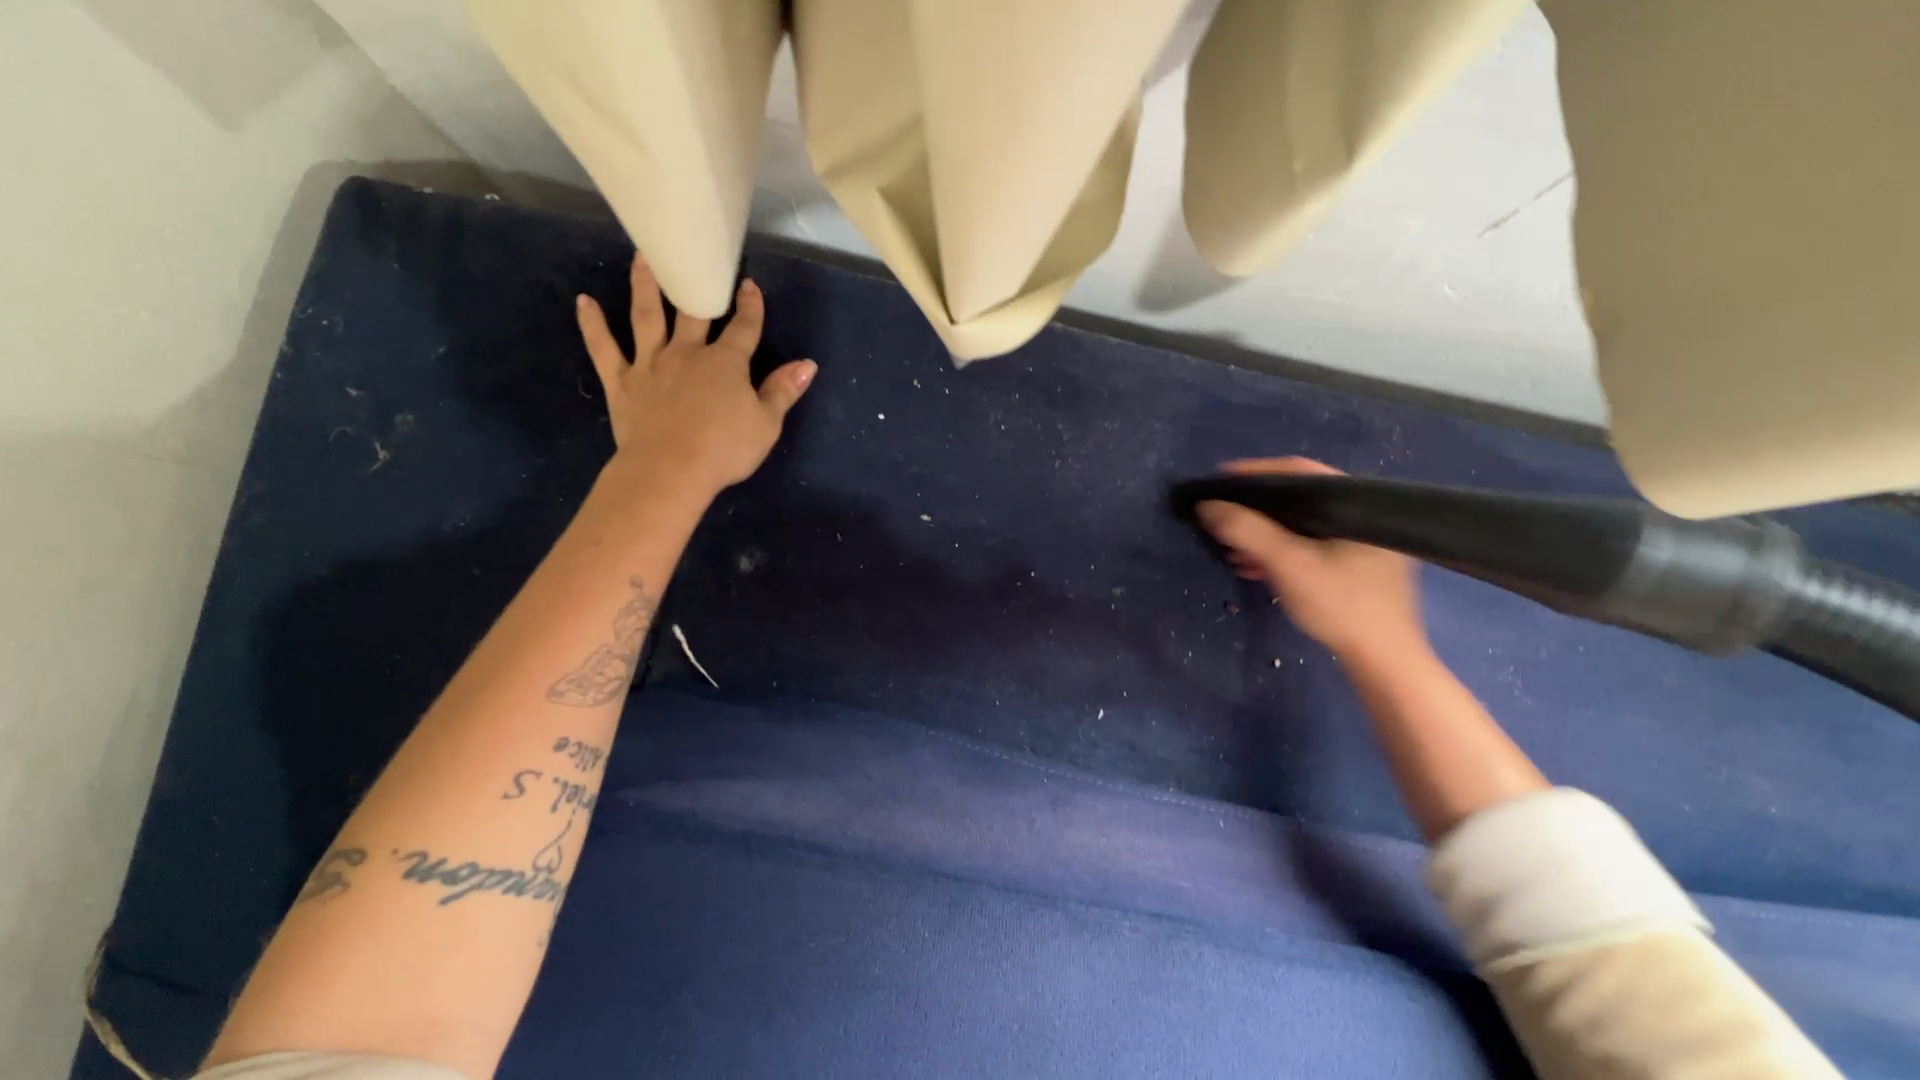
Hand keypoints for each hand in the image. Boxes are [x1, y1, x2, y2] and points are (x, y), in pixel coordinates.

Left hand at [577, 254, 816, 499]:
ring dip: (644, 285)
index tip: (749, 286)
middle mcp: (687, 353)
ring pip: (646, 316)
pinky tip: (583, 302)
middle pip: (693, 312)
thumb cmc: (724, 450)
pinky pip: (604, 348)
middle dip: (697, 286)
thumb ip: (783, 391)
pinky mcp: (622, 382)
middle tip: (694, 260)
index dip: (750, 307)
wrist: (670, 470)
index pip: (743, 328)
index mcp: (726, 362)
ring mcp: (651, 363)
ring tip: (641, 256)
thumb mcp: (766, 424)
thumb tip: (807, 364)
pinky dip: (593, 324)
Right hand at [1197, 457, 1427, 664]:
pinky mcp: (1358, 566)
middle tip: (1221, 513)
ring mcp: (1362, 542)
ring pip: (1303, 524)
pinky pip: (1312, 545)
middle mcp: (1362, 515)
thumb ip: (1247, 531)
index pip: (1299, 471)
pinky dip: (1281, 551)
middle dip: (1255, 508)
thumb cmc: (1341, 605)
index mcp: (1354, 503)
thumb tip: (1207, 506)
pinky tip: (1252, 566)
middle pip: (1299, 498)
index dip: (1254, 472)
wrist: (1384, 660)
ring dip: (1264, 533)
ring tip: (1230, 544)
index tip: (1219, 480)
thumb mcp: (1288, 565)